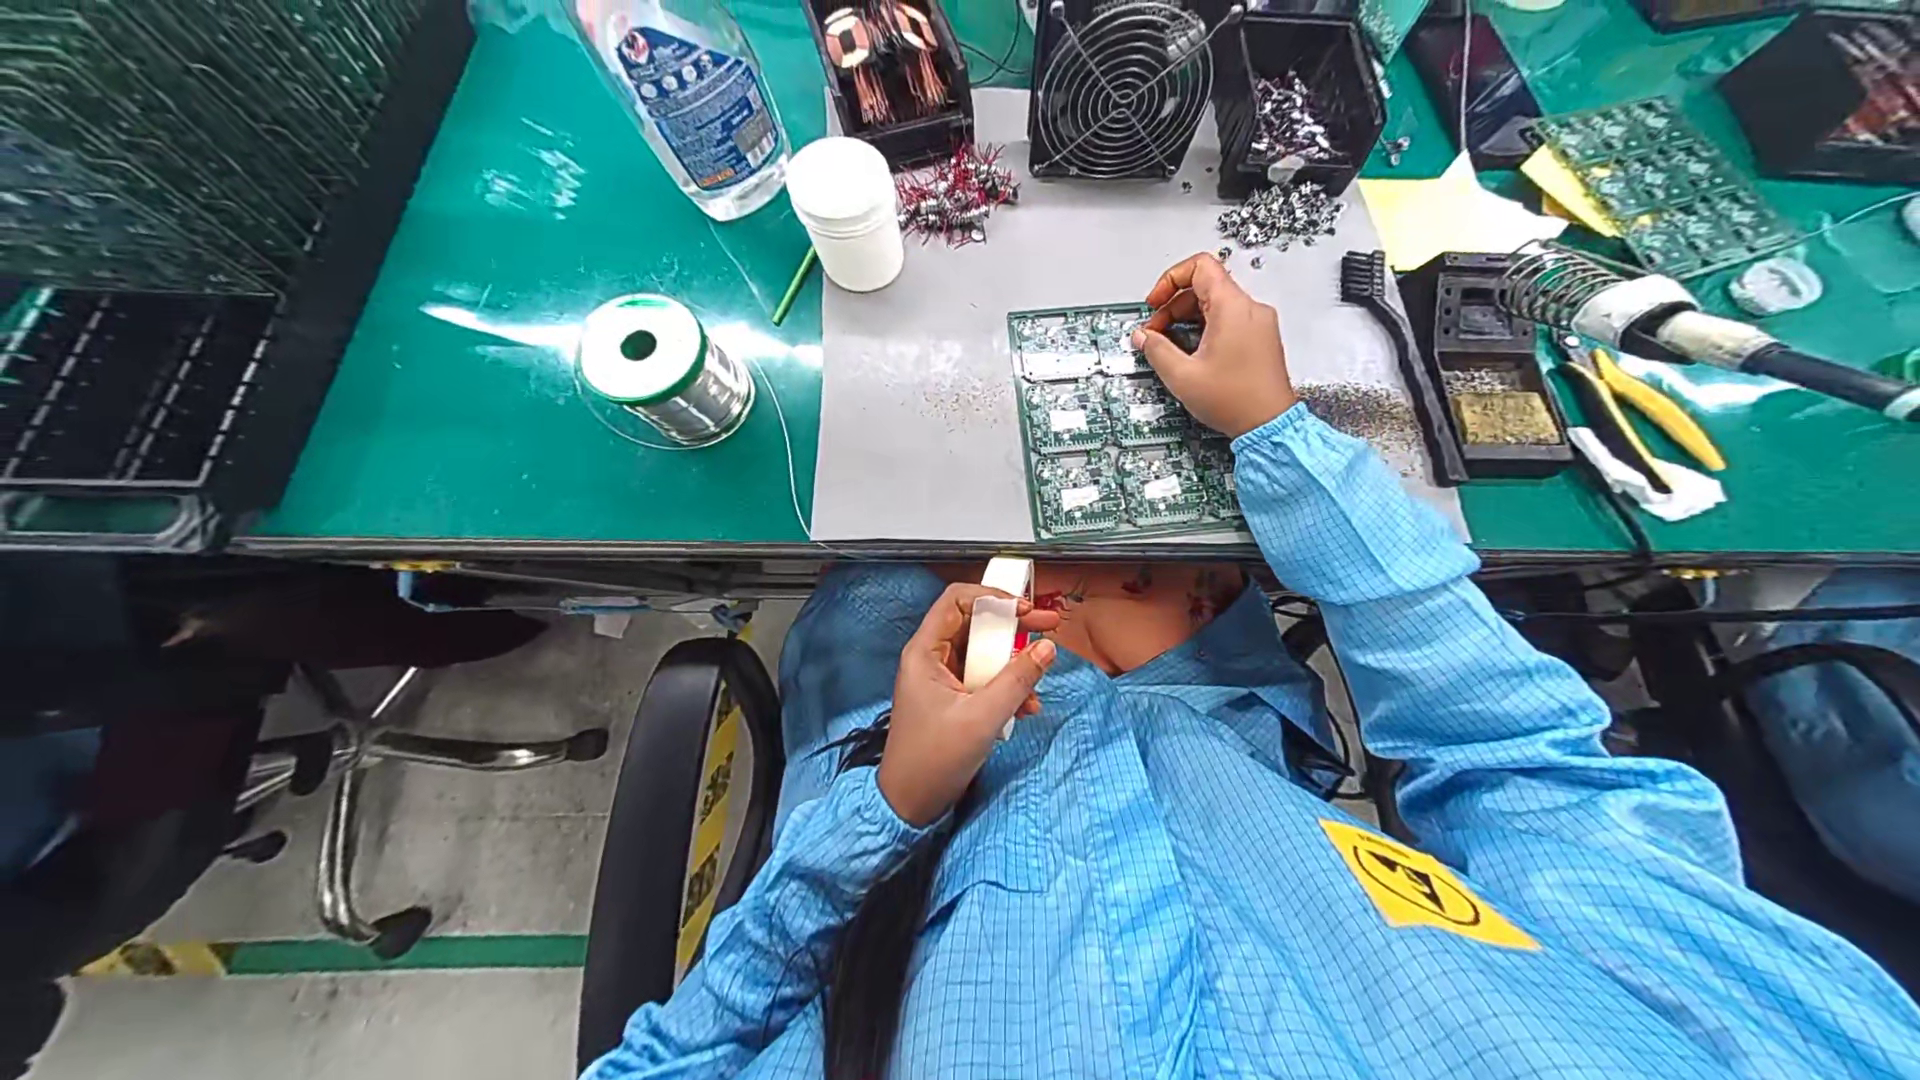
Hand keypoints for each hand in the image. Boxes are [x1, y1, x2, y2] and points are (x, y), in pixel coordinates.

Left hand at [878, 584, 1060, 825]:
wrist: (910, 805)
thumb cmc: (932, 761)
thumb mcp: (982, 718)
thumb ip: (1017, 680)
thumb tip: (1046, 647)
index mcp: (925, 652)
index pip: (956, 601)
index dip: (992, 598)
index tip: (1024, 610)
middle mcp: (932, 658)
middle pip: (975, 623)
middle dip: (1012, 627)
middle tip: (1048, 627)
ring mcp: (943, 678)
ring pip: (984, 652)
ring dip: (1013, 662)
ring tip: (1038, 678)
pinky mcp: (954, 697)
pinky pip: (985, 678)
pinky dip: (1006, 686)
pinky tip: (1025, 706)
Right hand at [1132, 252, 1297, 437]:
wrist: (1268, 424)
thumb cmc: (1237, 401)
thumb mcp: (1182, 376)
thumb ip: (1156, 350)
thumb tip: (1143, 337)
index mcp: (1232, 309)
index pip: (1200, 267)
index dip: (1170, 280)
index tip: (1155, 302)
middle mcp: (1250, 309)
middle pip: (1204, 286)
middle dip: (1173, 306)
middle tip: (1155, 332)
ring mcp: (1257, 323)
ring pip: (1214, 304)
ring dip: (1186, 318)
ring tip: (1169, 345)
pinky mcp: (1259, 337)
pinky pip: (1227, 319)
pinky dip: (1203, 328)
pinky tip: (1189, 352)